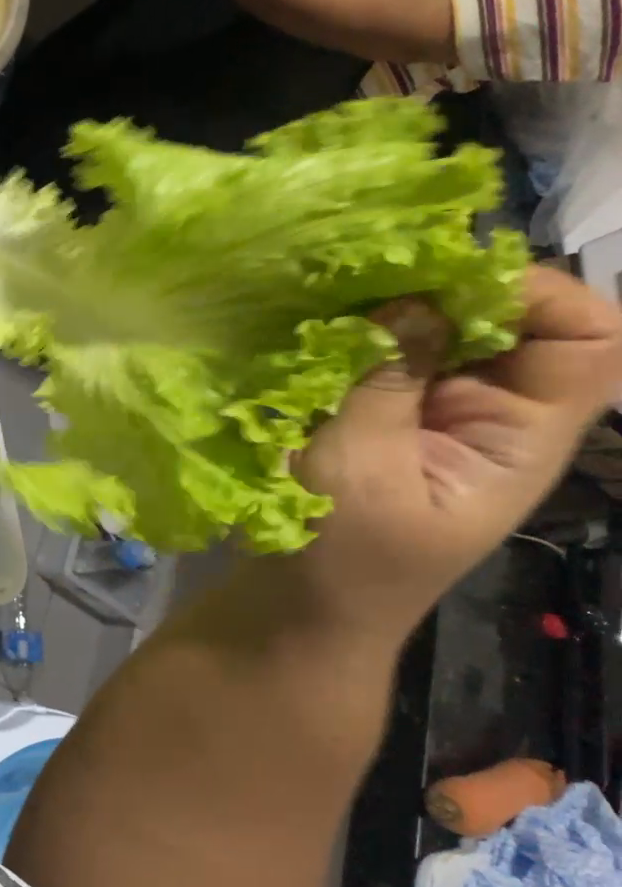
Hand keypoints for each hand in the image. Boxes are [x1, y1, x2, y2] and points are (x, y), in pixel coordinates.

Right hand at [285, 268, 621, 638]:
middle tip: (365, 276)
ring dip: (390, 312)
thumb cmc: (340, 552)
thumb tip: (414, 298)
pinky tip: (312, 332)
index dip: (537, 293)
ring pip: (439, 337)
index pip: (583, 339)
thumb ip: (386, 381)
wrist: (302, 611)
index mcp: (520, 435)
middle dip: (446, 291)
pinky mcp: (379, 420)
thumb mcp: (361, 466)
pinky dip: (354, 337)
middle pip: (509, 325)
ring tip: (328, 299)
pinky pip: (384, 360)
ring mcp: (432, 416)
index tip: (443, 275)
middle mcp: (492, 414)